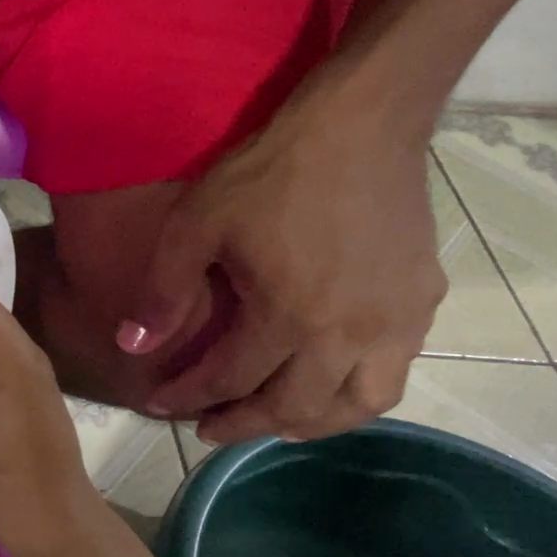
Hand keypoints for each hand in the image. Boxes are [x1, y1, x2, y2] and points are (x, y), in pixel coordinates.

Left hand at [119, 75, 445, 444]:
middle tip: (205, 428)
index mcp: (291, 318)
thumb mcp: (192, 230)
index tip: (157, 407)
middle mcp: (352, 333)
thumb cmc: (265, 176)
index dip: (188, 398)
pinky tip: (321, 384)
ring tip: (265, 420)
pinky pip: (393, 372)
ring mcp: (399, 320)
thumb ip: (162, 293)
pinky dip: (352, 395)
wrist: (358, 127)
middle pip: (297, 407)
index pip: (231, 381)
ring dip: (309, 422)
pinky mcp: (424, 300)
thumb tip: (131, 347)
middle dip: (244, 425)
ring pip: (360, 403)